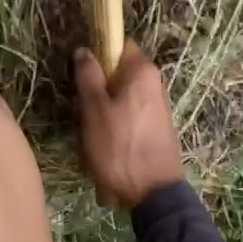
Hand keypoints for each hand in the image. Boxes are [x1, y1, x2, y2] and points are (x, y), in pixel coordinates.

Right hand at [74, 43, 183, 209]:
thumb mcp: (94, 109)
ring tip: (92, 134)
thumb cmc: (119, 147)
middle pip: (118, 74)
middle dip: (98, 89)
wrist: (153, 196)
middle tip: (83, 109)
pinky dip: (117, 126)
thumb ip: (88, 76)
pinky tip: (106, 147)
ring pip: (122, 98)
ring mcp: (159, 108)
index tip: (82, 75)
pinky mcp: (158, 129)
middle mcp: (156, 84)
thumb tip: (84, 50)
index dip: (97, 56)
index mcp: (143, 72)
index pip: (118, 46)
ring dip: (104, 111)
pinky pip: (130, 116)